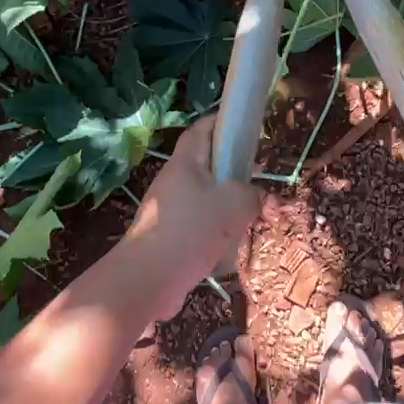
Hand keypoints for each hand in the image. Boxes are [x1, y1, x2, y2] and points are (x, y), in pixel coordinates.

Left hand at [123, 117, 258, 312]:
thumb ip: (251, 194)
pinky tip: (226, 254)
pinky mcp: (168, 237)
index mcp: (185, 162)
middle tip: (255, 186)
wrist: (149, 279)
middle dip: (232, 177)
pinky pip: (198, 228)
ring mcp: (168, 210)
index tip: (247, 132)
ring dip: (226, 212)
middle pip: (207, 167)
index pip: (203, 129)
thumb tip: (254, 196)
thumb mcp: (234, 204)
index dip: (224, 124)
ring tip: (245, 224)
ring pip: (205, 201)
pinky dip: (214, 237)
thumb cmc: (192, 230)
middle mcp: (173, 181)